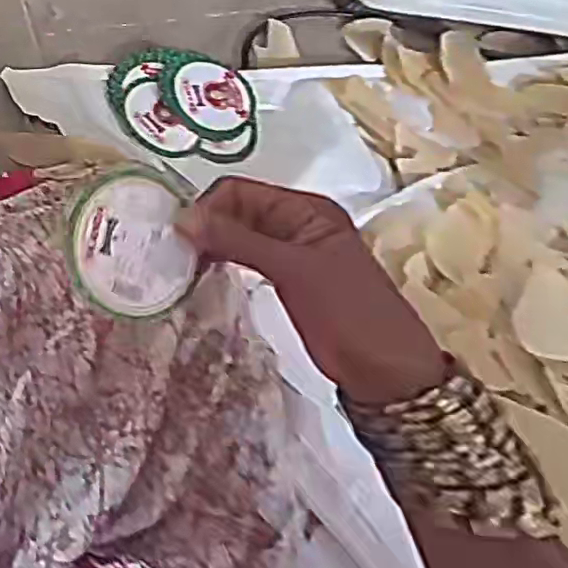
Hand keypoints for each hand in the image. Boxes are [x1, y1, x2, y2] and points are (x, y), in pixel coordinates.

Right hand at [177, 178, 444, 403]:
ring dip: (211, 242)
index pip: (239, 190)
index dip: (208, 207)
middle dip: (206, 224)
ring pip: (236, 232)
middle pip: (236, 209)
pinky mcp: (285, 275)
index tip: (182, 237)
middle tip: (177, 252)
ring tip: (186, 264)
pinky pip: (243, 255)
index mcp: (305, 208)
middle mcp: (296, 220)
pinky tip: (205, 272)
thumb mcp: (291, 270)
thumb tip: (183, 219)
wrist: (390, 377)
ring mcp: (291, 249)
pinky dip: (222, 259)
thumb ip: (236, 240)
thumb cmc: (348, 314)